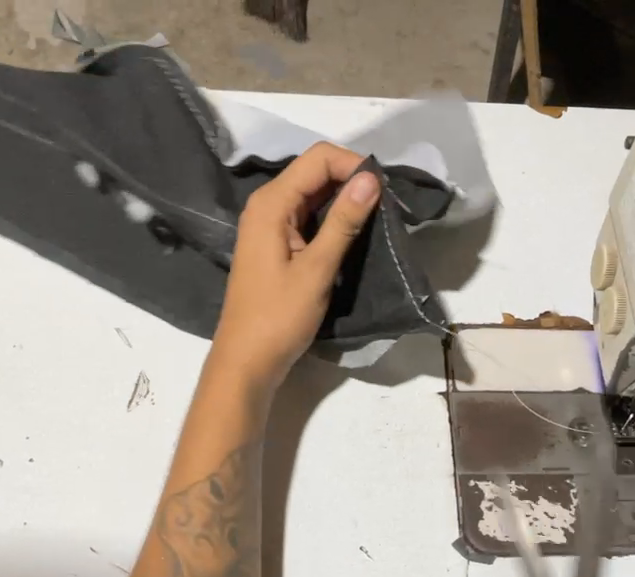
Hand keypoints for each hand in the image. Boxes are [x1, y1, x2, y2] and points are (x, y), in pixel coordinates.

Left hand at [210, 142, 381, 382]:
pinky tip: (353, 238)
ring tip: (377, 221)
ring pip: (313, 197)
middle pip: (315, 173)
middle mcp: (267, 205)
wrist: (248, 360)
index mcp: (271, 203)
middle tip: (387, 207)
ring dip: (344, 203)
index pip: (318, 159)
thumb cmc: (279, 317)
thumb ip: (343, 223)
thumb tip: (371, 179)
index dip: (354, 165)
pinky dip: (332, 222)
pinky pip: (308, 219)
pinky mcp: (277, 246)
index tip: (385, 191)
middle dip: (351, 182)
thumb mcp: (316, 270)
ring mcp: (270, 226)